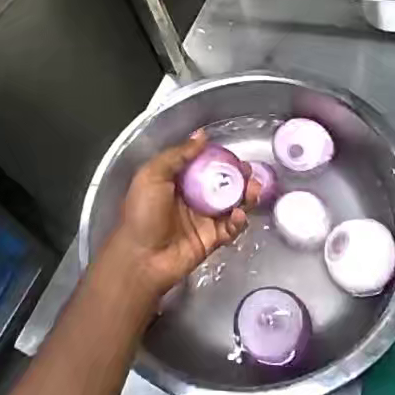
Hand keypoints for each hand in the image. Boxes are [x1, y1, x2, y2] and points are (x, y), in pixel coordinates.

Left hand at [95, 131, 256, 303]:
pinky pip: (230, 227)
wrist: (141, 257)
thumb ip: (177, 156)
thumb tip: (201, 137)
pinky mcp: (211, 239)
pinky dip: (238, 220)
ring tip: (253, 189)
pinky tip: (237, 214)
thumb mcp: (152, 176)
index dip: (218, 158)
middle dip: (237, 175)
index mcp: (175, 181)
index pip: (202, 165)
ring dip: (244, 195)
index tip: (232, 153)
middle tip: (248, 171)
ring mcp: (202, 219)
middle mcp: (191, 198)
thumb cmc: (142, 213)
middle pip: (220, 183)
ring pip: (231, 203)